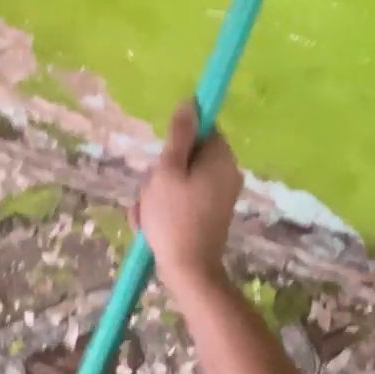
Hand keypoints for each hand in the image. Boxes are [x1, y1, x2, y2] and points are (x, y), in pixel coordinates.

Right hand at [137, 101, 242, 285]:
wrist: (189, 271)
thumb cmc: (174, 218)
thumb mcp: (168, 171)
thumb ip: (179, 135)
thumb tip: (191, 102)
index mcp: (221, 158)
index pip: (200, 129)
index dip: (176, 141)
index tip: (163, 161)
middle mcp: (227, 173)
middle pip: (187, 155)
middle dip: (161, 173)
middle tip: (150, 193)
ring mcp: (221, 195)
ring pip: (180, 179)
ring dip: (158, 194)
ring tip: (147, 214)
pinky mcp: (212, 214)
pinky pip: (184, 199)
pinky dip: (166, 208)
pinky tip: (152, 225)